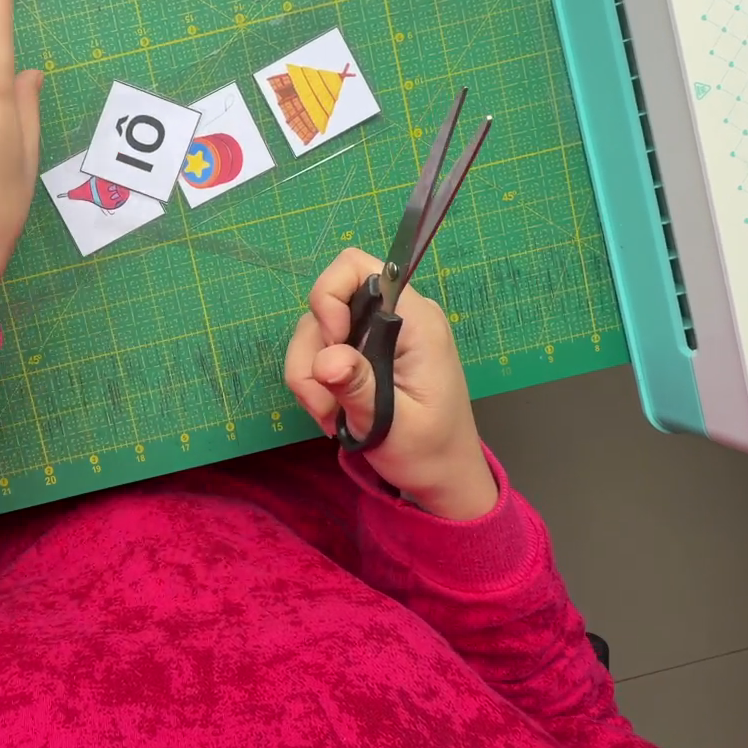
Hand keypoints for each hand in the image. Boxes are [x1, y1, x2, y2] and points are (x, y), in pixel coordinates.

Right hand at [284, 248, 494, 519]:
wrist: (439, 479)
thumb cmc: (429, 452)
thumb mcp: (394, 424)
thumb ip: (359, 386)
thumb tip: (326, 359)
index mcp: (413, 321)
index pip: (356, 267)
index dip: (329, 295)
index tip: (332, 341)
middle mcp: (389, 318)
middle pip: (322, 304)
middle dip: (312, 353)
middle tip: (326, 398)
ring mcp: (370, 335)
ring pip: (310, 333)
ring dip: (309, 376)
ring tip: (331, 416)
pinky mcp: (356, 352)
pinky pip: (313, 354)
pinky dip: (312, 384)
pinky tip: (332, 411)